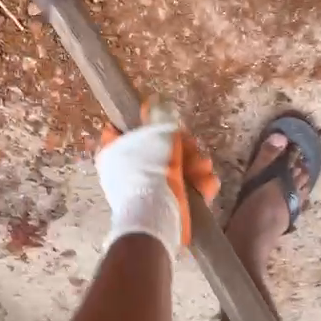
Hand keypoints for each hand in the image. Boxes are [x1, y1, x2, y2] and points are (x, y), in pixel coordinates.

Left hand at [95, 108, 218, 254]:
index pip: (127, 128)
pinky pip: (188, 187)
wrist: (157, 219)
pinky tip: (205, 185)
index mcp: (115, 152)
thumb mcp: (157, 137)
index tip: (166, 124)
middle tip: (190, 149)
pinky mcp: (168, 205)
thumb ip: (159, 117)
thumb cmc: (151, 173)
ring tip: (201, 171)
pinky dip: (200, 186)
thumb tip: (153, 101)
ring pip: (180, 166)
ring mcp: (149, 188)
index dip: (150, 123)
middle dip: (184, 147)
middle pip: (163, 146)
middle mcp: (129, 169)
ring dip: (196, 165)